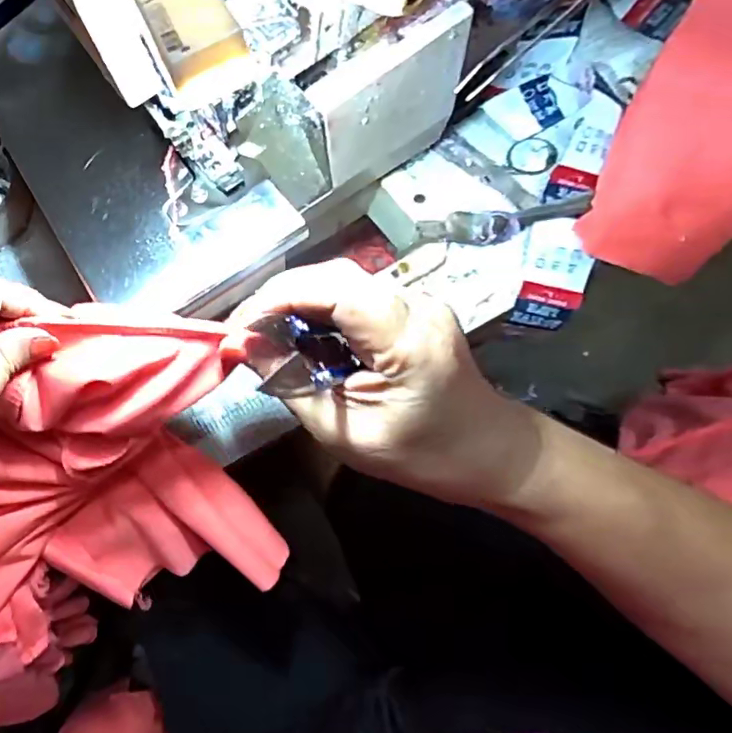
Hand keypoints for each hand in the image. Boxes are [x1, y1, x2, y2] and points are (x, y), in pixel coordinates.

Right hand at [229, 259, 543, 508]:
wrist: (493, 454)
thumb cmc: (423, 455)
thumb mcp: (345, 432)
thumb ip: (290, 383)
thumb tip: (240, 345)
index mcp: (407, 337)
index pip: (332, 290)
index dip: (276, 299)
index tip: (238, 329)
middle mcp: (414, 303)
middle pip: (331, 277)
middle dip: (276, 297)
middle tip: (241, 332)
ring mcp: (415, 300)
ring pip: (337, 281)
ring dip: (292, 301)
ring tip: (260, 332)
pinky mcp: (408, 307)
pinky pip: (351, 294)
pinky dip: (314, 309)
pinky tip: (296, 333)